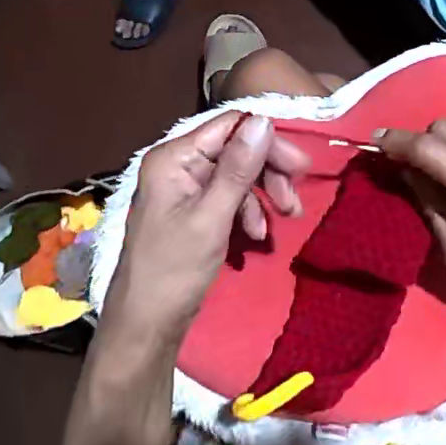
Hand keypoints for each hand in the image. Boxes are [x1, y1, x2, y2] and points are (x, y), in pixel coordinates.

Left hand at [108, 112, 310, 336]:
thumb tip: (264, 120)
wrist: (146, 324)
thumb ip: (238, 168)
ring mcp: (185, 187)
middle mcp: (178, 164)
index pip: (230, 127)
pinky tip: (258, 234)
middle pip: (236, 149)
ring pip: (238, 173)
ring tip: (286, 217)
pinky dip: (248, 211)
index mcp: (174, 157)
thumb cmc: (174, 269)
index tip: (299, 167)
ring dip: (263, 193)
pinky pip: (230, 196)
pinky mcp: (193, 209)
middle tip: (295, 197)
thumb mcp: (212, 217)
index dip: (267, 141)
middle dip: (269, 171)